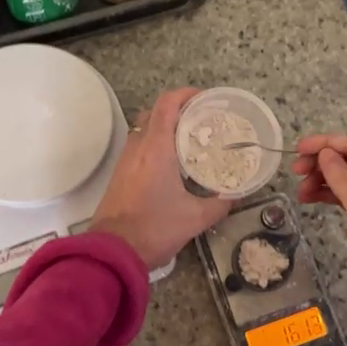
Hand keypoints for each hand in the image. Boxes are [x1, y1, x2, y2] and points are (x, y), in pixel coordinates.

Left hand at [93, 89, 232, 269]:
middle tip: (202, 120)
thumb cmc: (154, 227)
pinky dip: (156, 145)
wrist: (113, 250)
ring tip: (190, 140)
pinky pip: (139, 148)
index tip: (206, 98)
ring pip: (145, 130)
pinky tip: (172, 164)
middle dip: (178, 110)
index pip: (168, 104)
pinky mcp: (120, 175)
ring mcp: (125, 161)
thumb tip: (233, 196)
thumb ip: (219, 204)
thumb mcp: (195, 217)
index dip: (186, 94)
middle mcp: (138, 147)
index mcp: (156, 147)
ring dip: (165, 128)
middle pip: (155, 113)